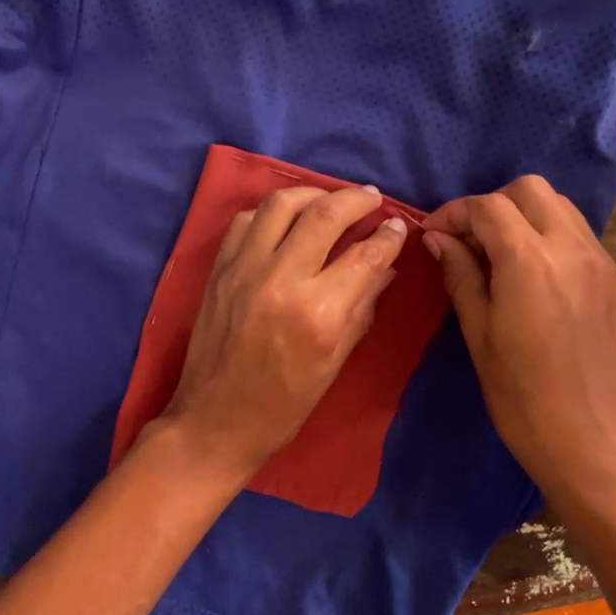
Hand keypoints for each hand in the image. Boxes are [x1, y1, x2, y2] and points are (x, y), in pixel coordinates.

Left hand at [160, 185, 408, 478]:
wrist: (215, 420)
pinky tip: (288, 220)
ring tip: (332, 200)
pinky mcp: (219, 268)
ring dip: (313, 194)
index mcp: (318, 313)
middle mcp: (281, 280)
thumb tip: (387, 266)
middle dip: (357, 200)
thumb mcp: (334, 363)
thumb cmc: (284, 405)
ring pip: (282, 204)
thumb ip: (362, 308)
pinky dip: (272, 212)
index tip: (400, 225)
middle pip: (325, 214)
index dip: (389, 236)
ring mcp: (244, 269)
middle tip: (373, 199)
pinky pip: (246, 220)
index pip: (364, 255)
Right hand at [422, 176, 615, 500]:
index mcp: (531, 261)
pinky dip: (543, 229)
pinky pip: (572, 229)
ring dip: (519, 213)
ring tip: (491, 251)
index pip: (487, 207)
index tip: (430, 235)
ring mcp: (596, 259)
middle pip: (528, 189)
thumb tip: (438, 238)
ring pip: (556, 203)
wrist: (590, 441)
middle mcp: (570, 247)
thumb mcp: (477, 332)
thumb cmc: (521, 394)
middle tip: (463, 239)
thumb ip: (460, 274)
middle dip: (490, 204)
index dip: (452, 213)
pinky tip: (521, 266)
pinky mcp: (608, 276)